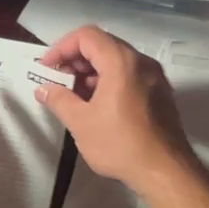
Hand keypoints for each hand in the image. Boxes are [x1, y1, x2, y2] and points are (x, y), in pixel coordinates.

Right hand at [35, 25, 194, 194]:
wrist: (165, 171)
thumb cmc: (120, 144)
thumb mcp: (80, 122)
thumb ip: (58, 99)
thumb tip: (43, 89)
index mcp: (121, 62)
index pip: (87, 36)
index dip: (62, 47)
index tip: (48, 68)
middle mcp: (141, 62)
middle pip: (103, 45)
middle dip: (75, 60)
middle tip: (58, 81)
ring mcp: (154, 77)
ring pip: (117, 61)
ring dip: (92, 72)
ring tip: (74, 96)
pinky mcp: (160, 93)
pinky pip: (130, 76)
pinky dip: (109, 81)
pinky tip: (97, 106)